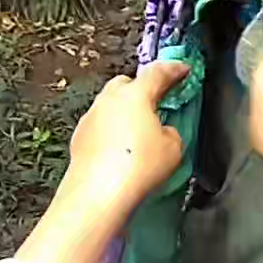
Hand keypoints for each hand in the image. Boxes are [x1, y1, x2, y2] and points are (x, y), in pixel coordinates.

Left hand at [16, 61, 190, 262]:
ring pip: (110, 105)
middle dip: (140, 90)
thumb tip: (160, 131)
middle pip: (126, 84)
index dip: (173, 70)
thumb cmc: (141, 166)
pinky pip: (100, 126)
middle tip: (154, 105)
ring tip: (136, 134)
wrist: (99, 192)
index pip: (157, 73)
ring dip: (123, 112)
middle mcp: (109, 99)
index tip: (183, 69)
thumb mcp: (173, 149)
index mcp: (136, 95)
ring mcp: (90, 117)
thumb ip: (170, 132)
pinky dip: (110, 131)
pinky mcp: (79, 137)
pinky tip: (118, 151)